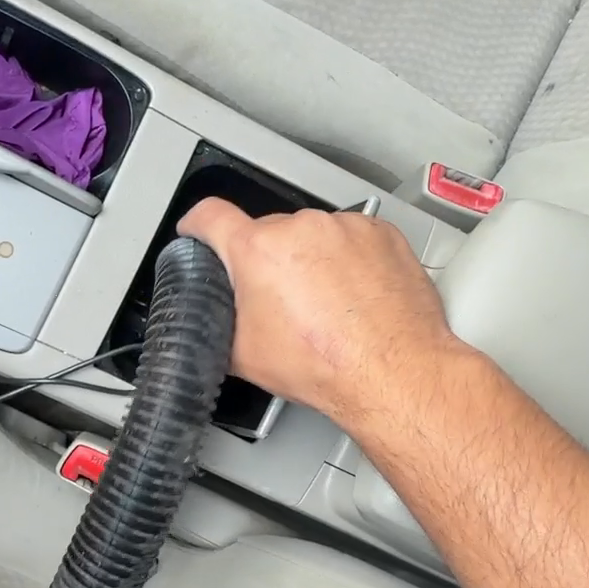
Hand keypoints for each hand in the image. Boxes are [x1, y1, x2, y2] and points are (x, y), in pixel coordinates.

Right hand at [178, 199, 468, 427]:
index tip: (196, 229)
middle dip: (263, 259)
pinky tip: (346, 293)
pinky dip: (343, 258)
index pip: (210, 215)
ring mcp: (344, 227)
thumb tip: (212, 321)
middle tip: (274, 299)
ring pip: (308, 234)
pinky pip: (348, 237)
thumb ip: (218, 322)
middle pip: (264, 231)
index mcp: (258, 251)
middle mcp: (301, 229)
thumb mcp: (242, 354)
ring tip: (319, 301)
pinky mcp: (380, 233)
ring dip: (306, 258)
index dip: (195, 224)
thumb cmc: (326, 363)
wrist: (393, 372)